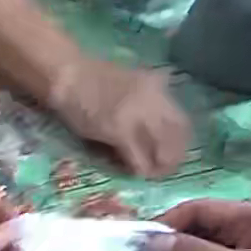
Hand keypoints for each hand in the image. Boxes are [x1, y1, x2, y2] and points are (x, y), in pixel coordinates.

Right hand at [49, 54, 191, 176]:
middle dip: (174, 156)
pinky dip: (140, 168)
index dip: (181, 142)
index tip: (175, 155)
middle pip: (175, 135)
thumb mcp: (128, 85)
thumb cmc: (90, 81)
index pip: (180, 120)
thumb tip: (149, 128)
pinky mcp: (119, 130)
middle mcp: (154, 99)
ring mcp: (137, 115)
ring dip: (159, 165)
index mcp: (158, 86)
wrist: (69, 76)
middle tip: (166, 170)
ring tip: (153, 174)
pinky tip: (137, 174)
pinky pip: (137, 156)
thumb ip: (143, 102)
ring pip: (160, 147)